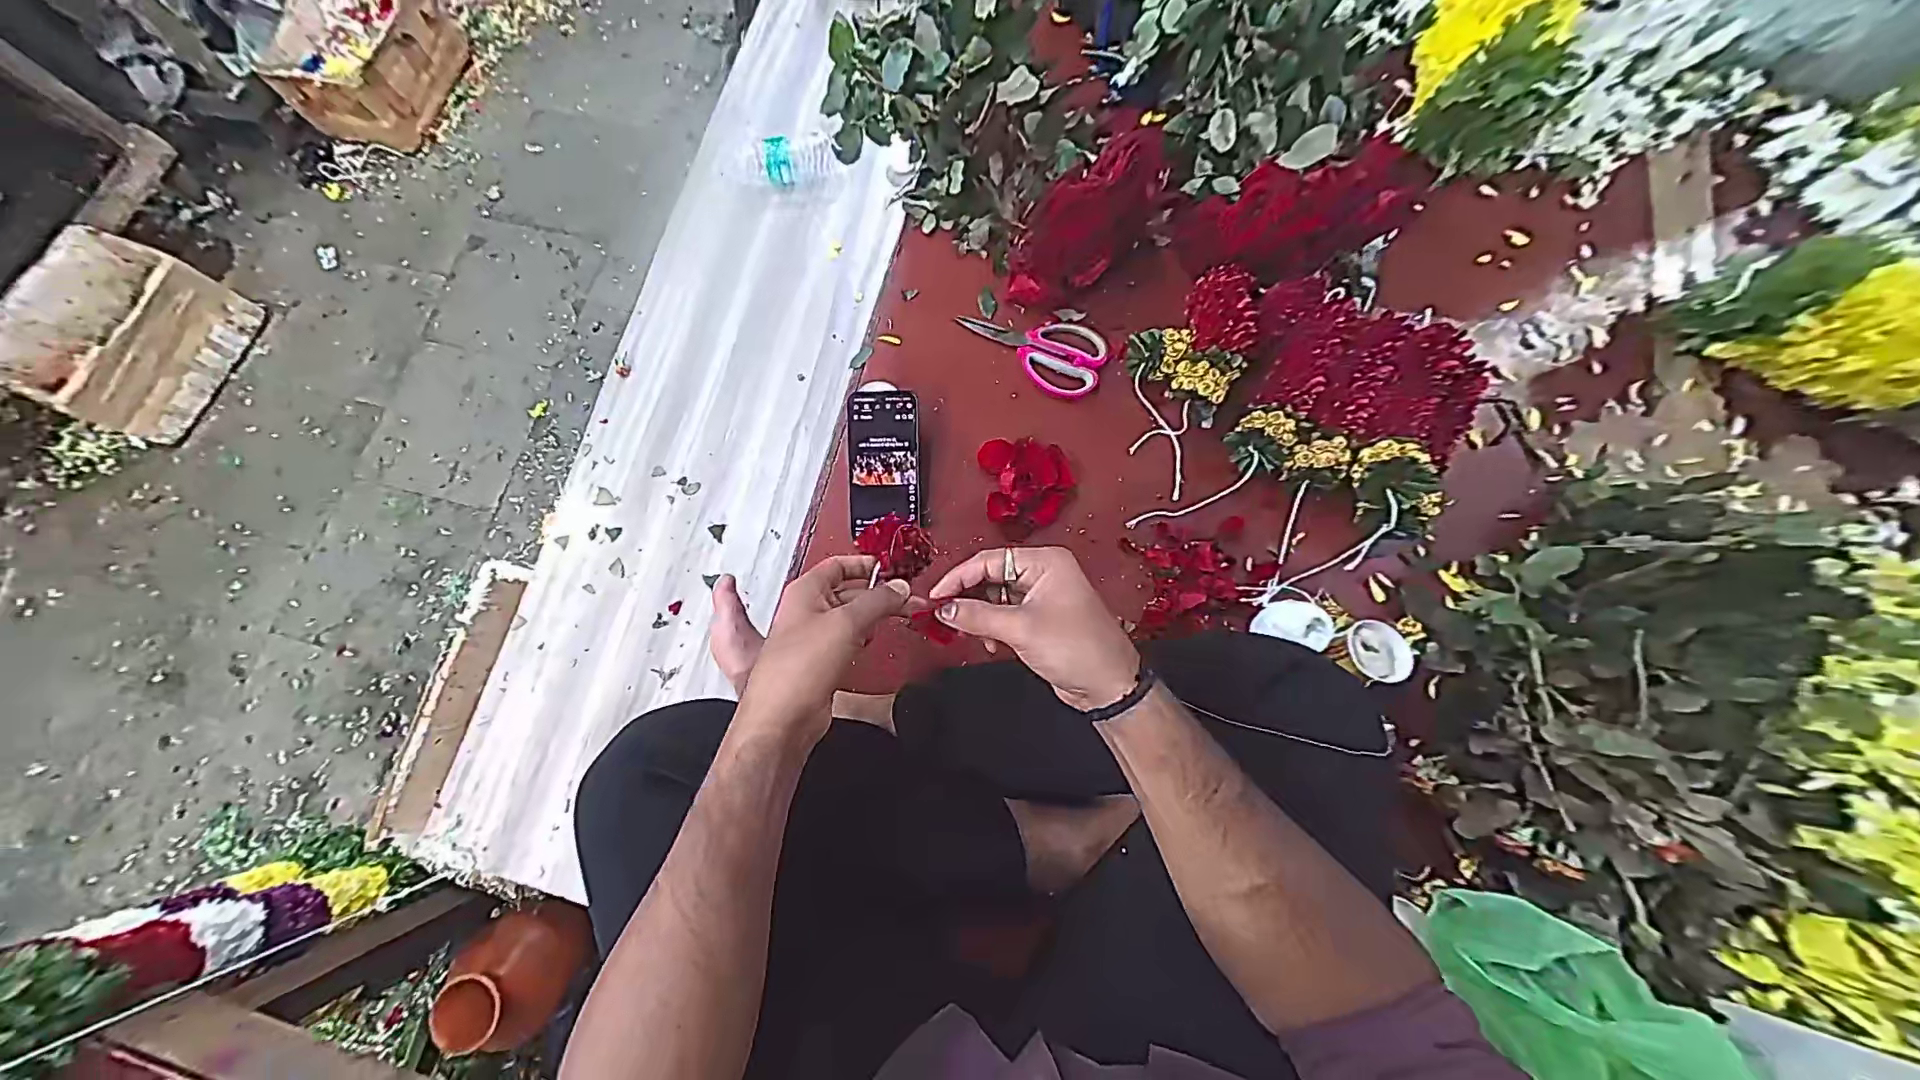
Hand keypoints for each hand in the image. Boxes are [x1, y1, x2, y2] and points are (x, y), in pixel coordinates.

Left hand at [736, 555, 911, 741]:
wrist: (784, 717)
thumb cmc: (796, 670)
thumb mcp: (846, 622)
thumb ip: (877, 600)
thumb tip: (897, 588)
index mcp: (805, 591)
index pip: (839, 565)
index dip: (865, 564)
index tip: (889, 568)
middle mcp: (807, 611)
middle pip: (848, 590)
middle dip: (879, 592)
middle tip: (905, 597)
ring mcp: (813, 637)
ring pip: (850, 616)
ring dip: (875, 614)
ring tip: (900, 614)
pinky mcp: (821, 661)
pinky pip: (848, 639)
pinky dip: (865, 636)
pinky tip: (875, 639)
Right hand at [929, 547, 1140, 710]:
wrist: (1109, 685)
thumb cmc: (1078, 649)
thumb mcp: (1020, 629)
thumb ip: (977, 616)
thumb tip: (944, 608)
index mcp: (1046, 562)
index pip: (989, 560)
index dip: (959, 577)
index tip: (936, 596)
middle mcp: (1044, 573)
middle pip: (991, 576)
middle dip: (968, 596)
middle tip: (943, 613)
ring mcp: (1043, 596)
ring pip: (996, 597)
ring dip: (980, 615)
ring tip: (967, 631)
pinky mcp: (1040, 618)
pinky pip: (1006, 614)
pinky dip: (992, 626)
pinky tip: (988, 642)